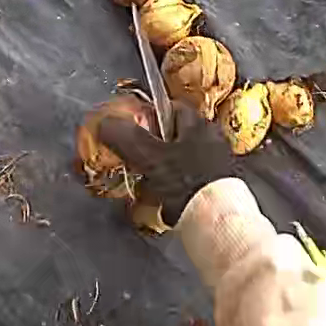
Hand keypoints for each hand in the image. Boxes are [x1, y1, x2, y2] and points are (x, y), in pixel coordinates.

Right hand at [97, 102, 234, 222]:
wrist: (217, 217)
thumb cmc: (185, 181)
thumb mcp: (150, 157)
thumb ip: (126, 138)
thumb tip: (104, 122)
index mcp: (198, 122)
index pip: (171, 107)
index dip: (149, 116)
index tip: (132, 132)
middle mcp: (212, 136)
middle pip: (176, 135)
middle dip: (155, 148)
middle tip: (137, 163)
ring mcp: (219, 160)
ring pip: (183, 158)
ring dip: (165, 170)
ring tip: (148, 186)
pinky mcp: (221, 183)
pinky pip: (192, 178)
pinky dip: (178, 187)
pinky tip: (166, 202)